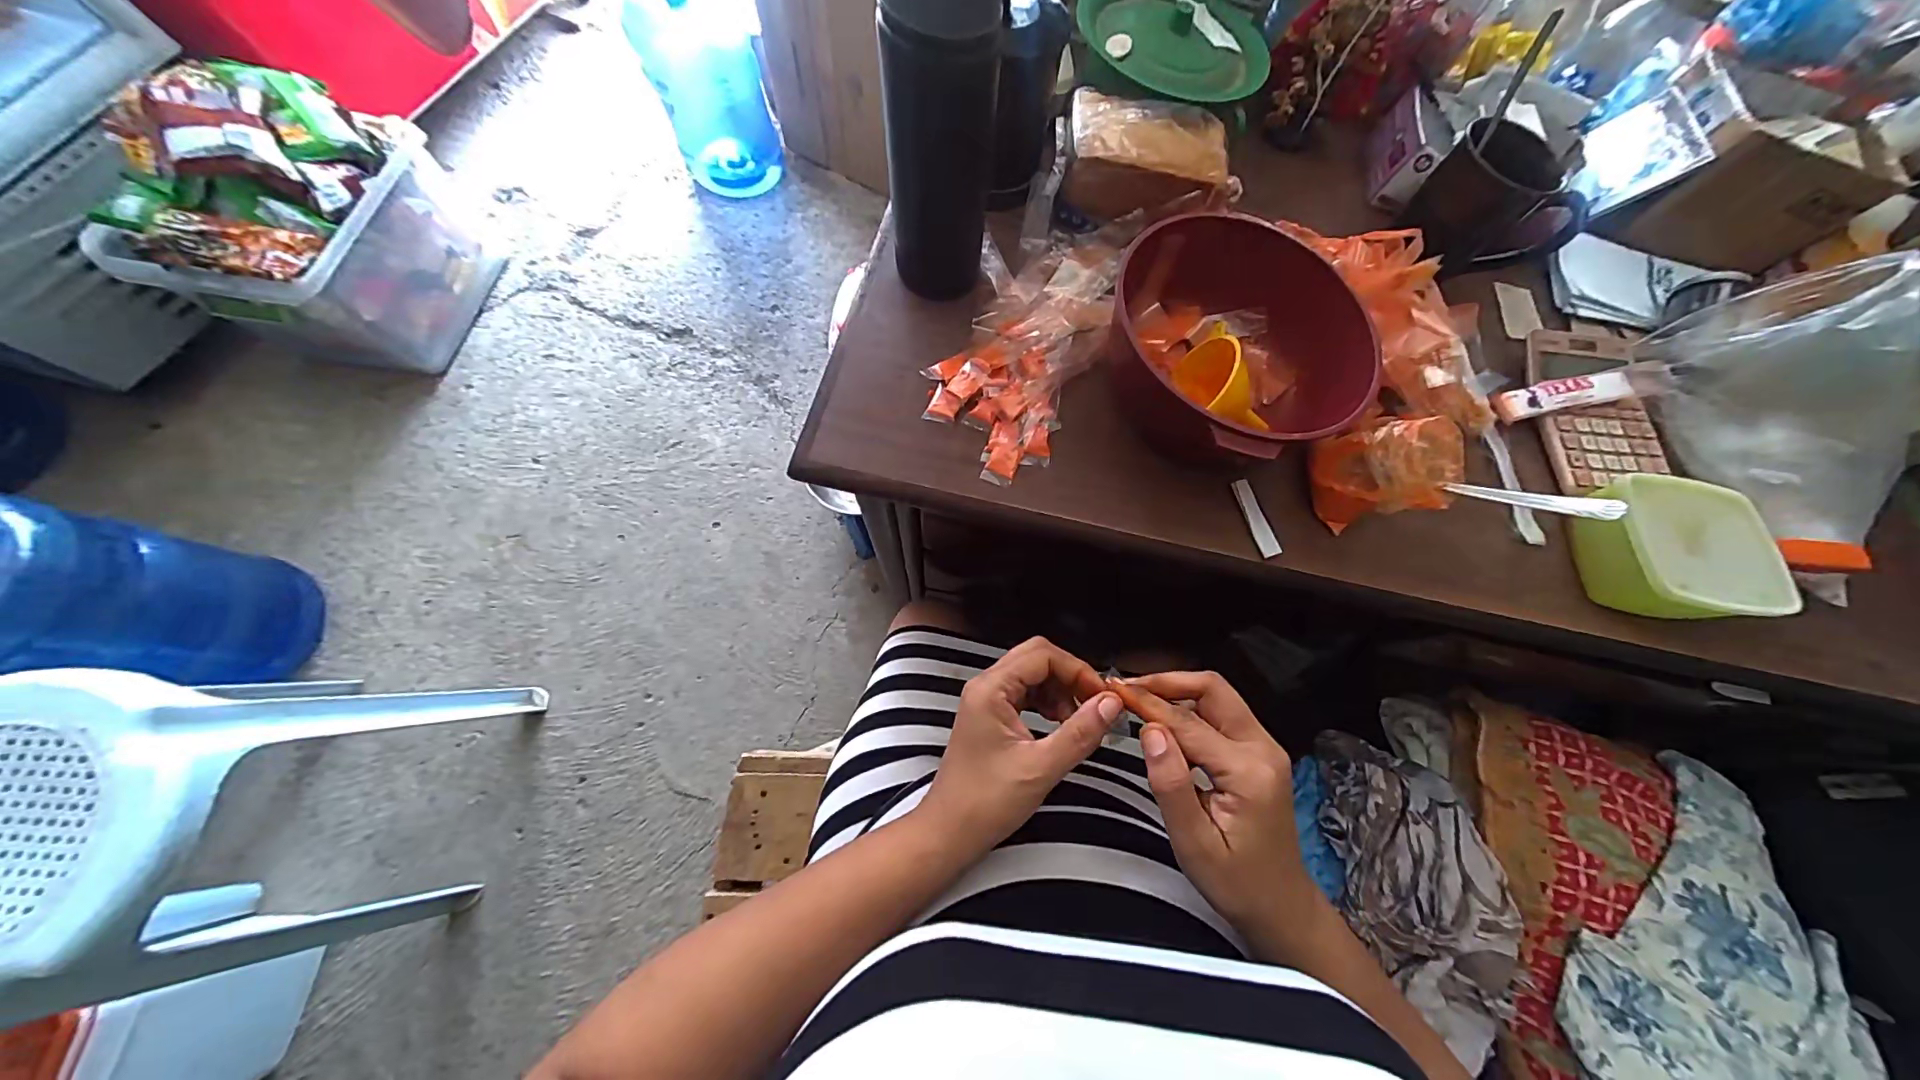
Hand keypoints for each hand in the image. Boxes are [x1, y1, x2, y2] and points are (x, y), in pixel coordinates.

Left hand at [917, 637, 1120, 858]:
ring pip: (1033, 676)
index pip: (1043, 655)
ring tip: (1081, 721)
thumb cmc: (983, 803)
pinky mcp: (991, 717)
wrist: (949, 832)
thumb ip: (1080, 732)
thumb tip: (1109, 704)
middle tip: (1096, 704)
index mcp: (990, 690)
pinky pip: (1025, 695)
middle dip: (1071, 677)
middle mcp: (985, 688)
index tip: (1102, 696)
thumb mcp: (1041, 768)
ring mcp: (986, 701)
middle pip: (1037, 659)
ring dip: (1061, 691)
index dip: (1078, 670)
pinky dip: (1049, 704)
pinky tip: (1062, 727)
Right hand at [1110, 672, 1317, 937]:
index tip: (1112, 690)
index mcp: (1248, 772)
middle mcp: (1263, 750)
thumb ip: (1171, 784)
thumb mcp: (1194, 843)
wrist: (1281, 906)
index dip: (1146, 703)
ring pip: (1217, 697)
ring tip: (1136, 698)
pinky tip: (1162, 719)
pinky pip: (1221, 714)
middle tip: (1126, 687)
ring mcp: (1265, 749)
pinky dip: (1188, 706)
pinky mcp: (1258, 753)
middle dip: (1166, 681)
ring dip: (1176, 691)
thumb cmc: (1237, 883)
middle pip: (1213, 689)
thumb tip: (1149, 731)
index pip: (1187, 722)